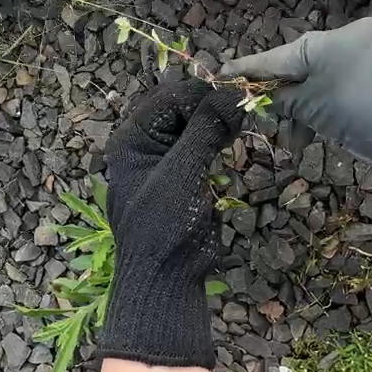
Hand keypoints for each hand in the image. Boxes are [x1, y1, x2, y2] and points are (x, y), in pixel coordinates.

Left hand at [95, 79, 242, 369]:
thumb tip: (235, 93)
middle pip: (182, 107)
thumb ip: (206, 129)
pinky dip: (218, 139)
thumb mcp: (183, 172)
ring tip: (238, 124)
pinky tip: (233, 140)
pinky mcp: (184, 175)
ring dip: (217, 121)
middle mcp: (144, 144)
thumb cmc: (163, 225)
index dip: (202, 95)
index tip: (234, 101)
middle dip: (211, 106)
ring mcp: (165, 159)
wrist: (165, 279)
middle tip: (240, 112)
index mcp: (131, 139)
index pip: (169, 97)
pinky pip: (202, 145)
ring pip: (195, 124)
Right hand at [222, 17, 371, 262]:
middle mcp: (353, 32)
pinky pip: (349, 76)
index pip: (278, 56)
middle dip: (287, 100)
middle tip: (276, 130)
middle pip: (302, 65)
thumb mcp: (314, 111)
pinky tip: (326, 126)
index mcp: (331, 39)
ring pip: (326, 74)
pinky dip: (334, 100)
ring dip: (310, 106)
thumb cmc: (368, 122)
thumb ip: (282, 98)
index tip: (220, 73)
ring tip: (302, 141)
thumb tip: (259, 94)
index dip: (248, 70)